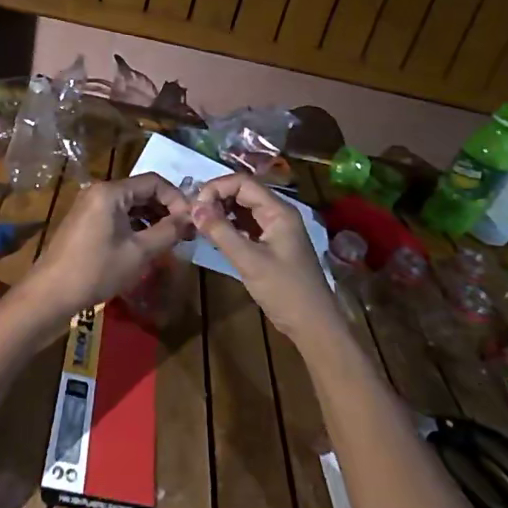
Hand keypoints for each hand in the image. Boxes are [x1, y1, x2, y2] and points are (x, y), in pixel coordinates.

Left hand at [21, 174, 193, 318]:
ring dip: (152, 218)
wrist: (52, 291)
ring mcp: (89, 205)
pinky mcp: (85, 220)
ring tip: (171, 240)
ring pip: (130, 204)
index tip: (192, 222)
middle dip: (165, 209)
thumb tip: (191, 218)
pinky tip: (148, 243)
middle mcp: (98, 191)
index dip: (177, 199)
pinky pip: (117, 214)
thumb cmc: (97, 269)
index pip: (154, 182)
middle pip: (141, 191)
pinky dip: (135, 225)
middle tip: (186, 233)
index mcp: (110, 192)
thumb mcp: (139, 252)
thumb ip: (168, 231)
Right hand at [190, 174, 333, 331]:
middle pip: (242, 192)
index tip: (195, 206)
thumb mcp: (249, 261)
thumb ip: (221, 232)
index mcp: (279, 212)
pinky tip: (214, 234)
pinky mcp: (271, 243)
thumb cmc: (285, 291)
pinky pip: (246, 224)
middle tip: (193, 214)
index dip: (216, 188)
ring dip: (220, 210)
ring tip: (199, 223)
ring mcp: (275, 229)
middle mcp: (278, 214)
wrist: (314, 325)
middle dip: (216, 197)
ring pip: (243, 207)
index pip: (242, 183)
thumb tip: (193, 208)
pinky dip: (228, 224)